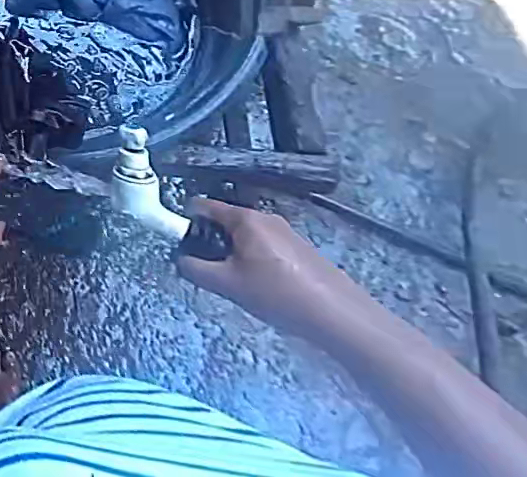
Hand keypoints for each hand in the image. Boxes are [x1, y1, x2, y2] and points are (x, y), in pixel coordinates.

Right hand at [175, 198, 383, 342]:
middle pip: (224, 221)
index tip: (182, 244)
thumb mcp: (227, 285)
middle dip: (212, 242)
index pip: (200, 205)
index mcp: (244, 218)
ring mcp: (287, 233)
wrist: (346, 321)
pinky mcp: (303, 251)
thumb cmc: (280, 294)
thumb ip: (194, 269)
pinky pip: (266, 248)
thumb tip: (181, 261)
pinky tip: (268, 289)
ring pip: (246, 237)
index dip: (185, 222)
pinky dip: (258, 261)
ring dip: (235, 254)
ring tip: (241, 283)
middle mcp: (265, 218)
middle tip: (213, 270)